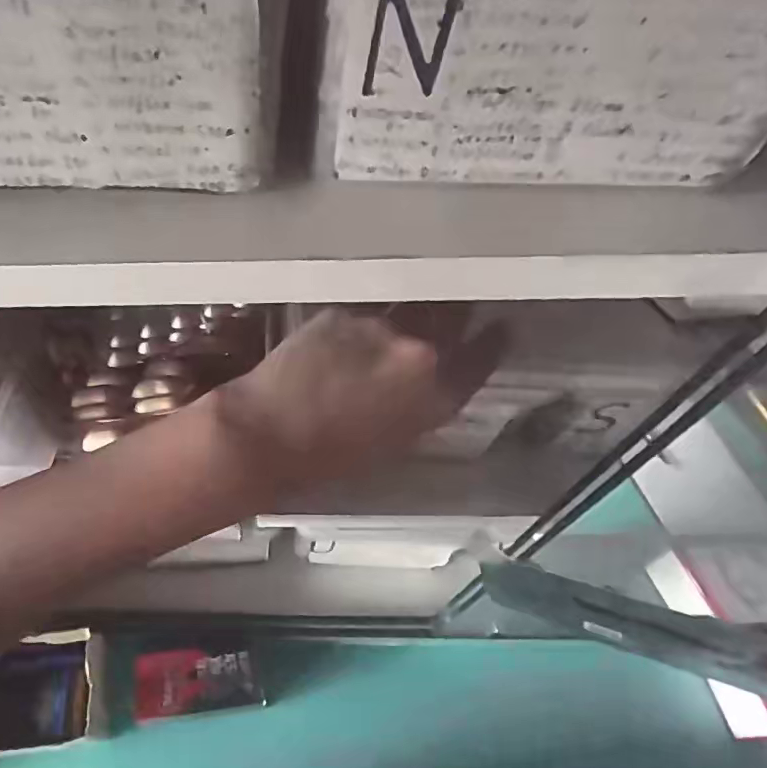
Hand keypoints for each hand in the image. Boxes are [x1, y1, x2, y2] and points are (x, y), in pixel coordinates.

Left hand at [208, 305, 505, 485]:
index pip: (481, 359)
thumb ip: (418, 407)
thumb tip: (425, 386)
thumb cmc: (325, 458)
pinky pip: (364, 313)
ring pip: (408, 309)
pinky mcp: (342, 313)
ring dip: (408, 315)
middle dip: (454, 314)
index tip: (500, 328)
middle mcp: (417, 354)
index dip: (492, 342)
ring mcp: (379, 328)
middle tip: (455, 310)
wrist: (267, 434)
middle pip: (451, 318)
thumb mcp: (390, 443)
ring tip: (396, 324)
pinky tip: (346, 340)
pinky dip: (362, 324)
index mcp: (435, 397)